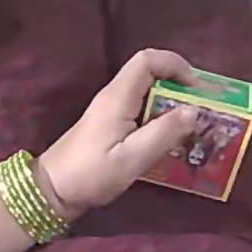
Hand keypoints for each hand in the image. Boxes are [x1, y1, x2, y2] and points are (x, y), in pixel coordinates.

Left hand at [39, 49, 201, 216]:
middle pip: (150, 72)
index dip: (175, 65)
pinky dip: (159, 116)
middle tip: (199, 109)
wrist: (52, 190)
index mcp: (118, 97)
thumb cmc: (91, 174)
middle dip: (178, 85)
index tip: (195, 89)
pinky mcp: (110, 123)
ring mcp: (110, 108)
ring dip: (170, 102)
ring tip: (190, 125)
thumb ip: (164, 133)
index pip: (148, 60)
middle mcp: (114, 95)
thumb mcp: (132, 158)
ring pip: (146, 91)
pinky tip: (169, 138)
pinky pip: (140, 107)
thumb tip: (194, 111)